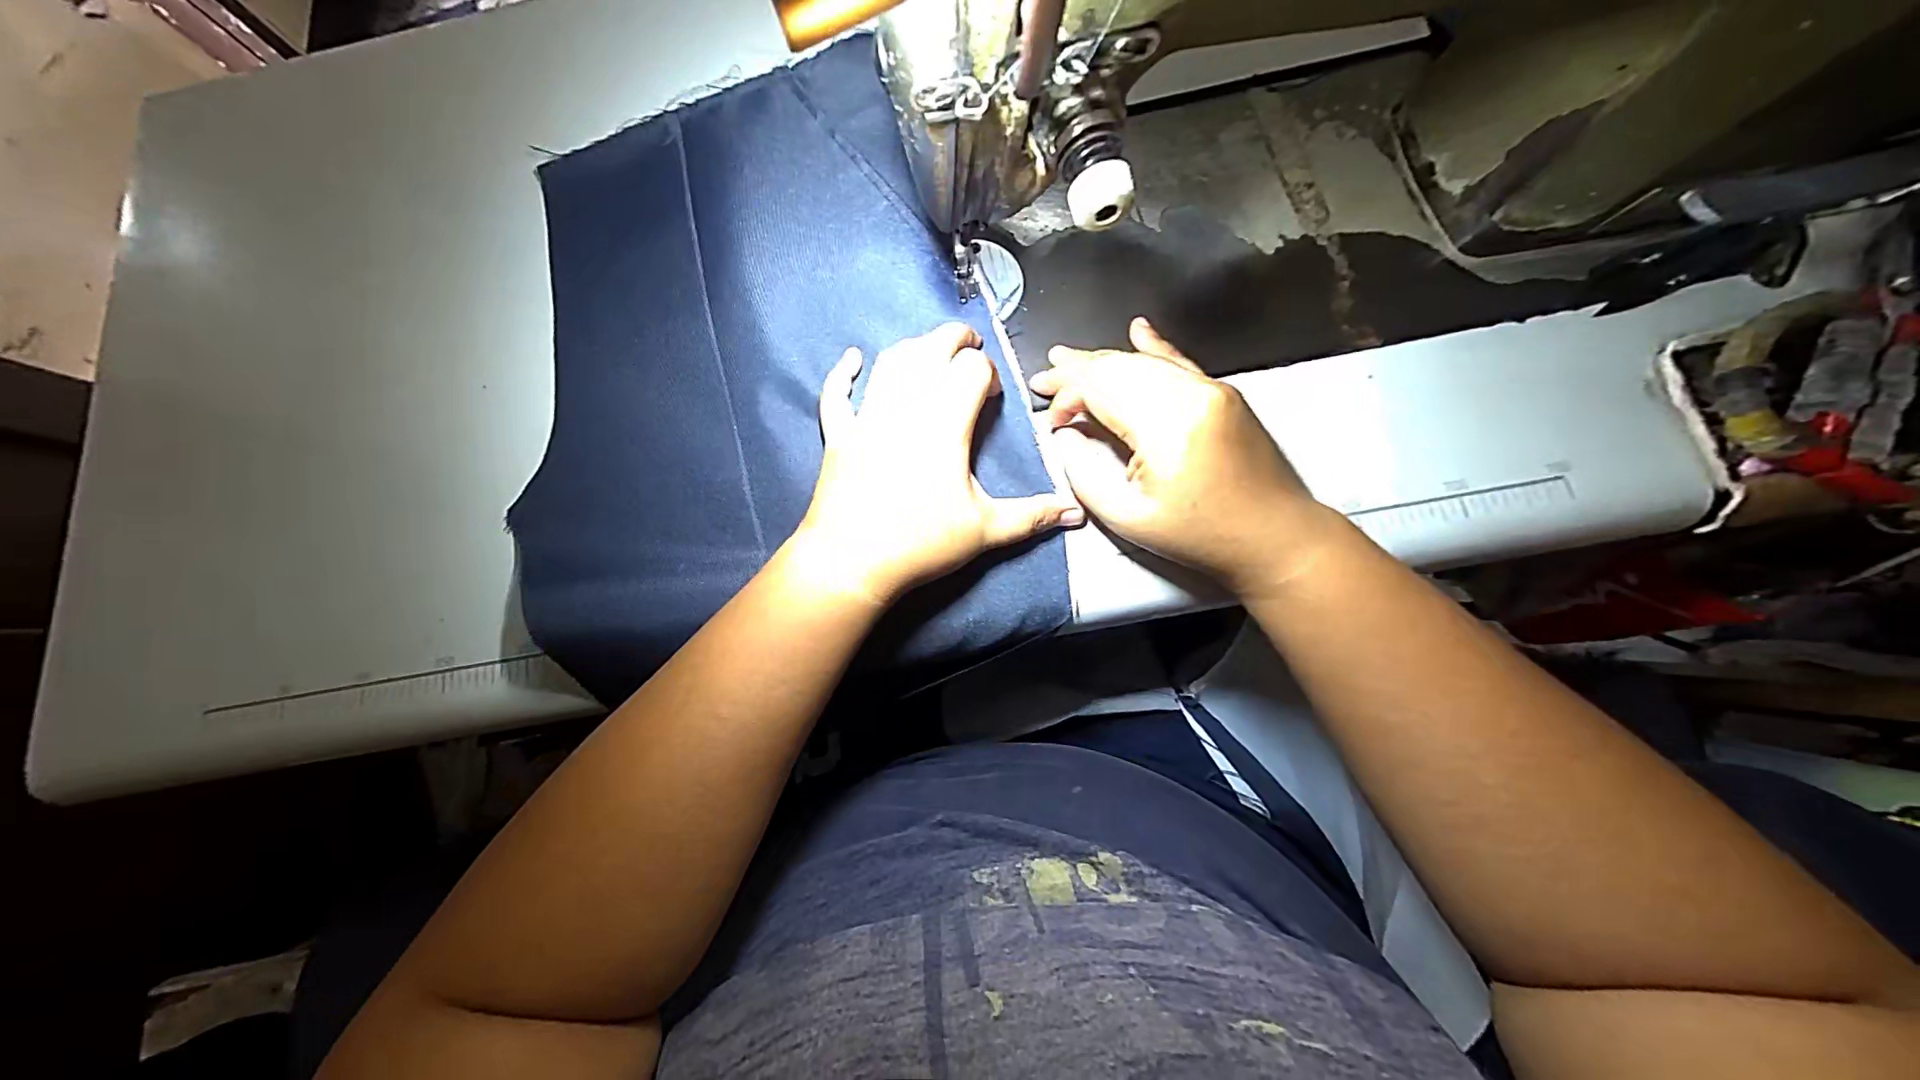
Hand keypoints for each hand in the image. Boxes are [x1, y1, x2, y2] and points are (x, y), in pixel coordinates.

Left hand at [786, 323, 1083, 605]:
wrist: (852, 562)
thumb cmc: (920, 543)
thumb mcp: (985, 529)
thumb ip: (1032, 516)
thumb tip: (1073, 513)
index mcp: (945, 422)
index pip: (972, 369)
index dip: (988, 371)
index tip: (992, 394)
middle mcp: (905, 407)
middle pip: (931, 349)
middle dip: (955, 339)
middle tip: (969, 345)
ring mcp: (867, 418)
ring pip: (890, 361)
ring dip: (913, 348)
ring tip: (930, 352)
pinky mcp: (839, 435)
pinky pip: (836, 394)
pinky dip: (843, 373)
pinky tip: (852, 360)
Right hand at [1032, 317, 1350, 597]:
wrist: (1276, 536)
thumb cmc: (1202, 536)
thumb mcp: (1128, 518)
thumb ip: (1085, 474)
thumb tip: (1067, 436)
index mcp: (1165, 427)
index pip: (1100, 389)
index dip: (1067, 395)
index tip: (1050, 416)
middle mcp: (1189, 396)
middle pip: (1119, 369)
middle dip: (1077, 372)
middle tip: (1045, 379)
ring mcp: (1210, 390)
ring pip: (1145, 363)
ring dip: (1105, 363)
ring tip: (1070, 360)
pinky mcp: (1223, 395)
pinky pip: (1180, 362)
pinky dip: (1154, 348)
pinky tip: (1137, 331)